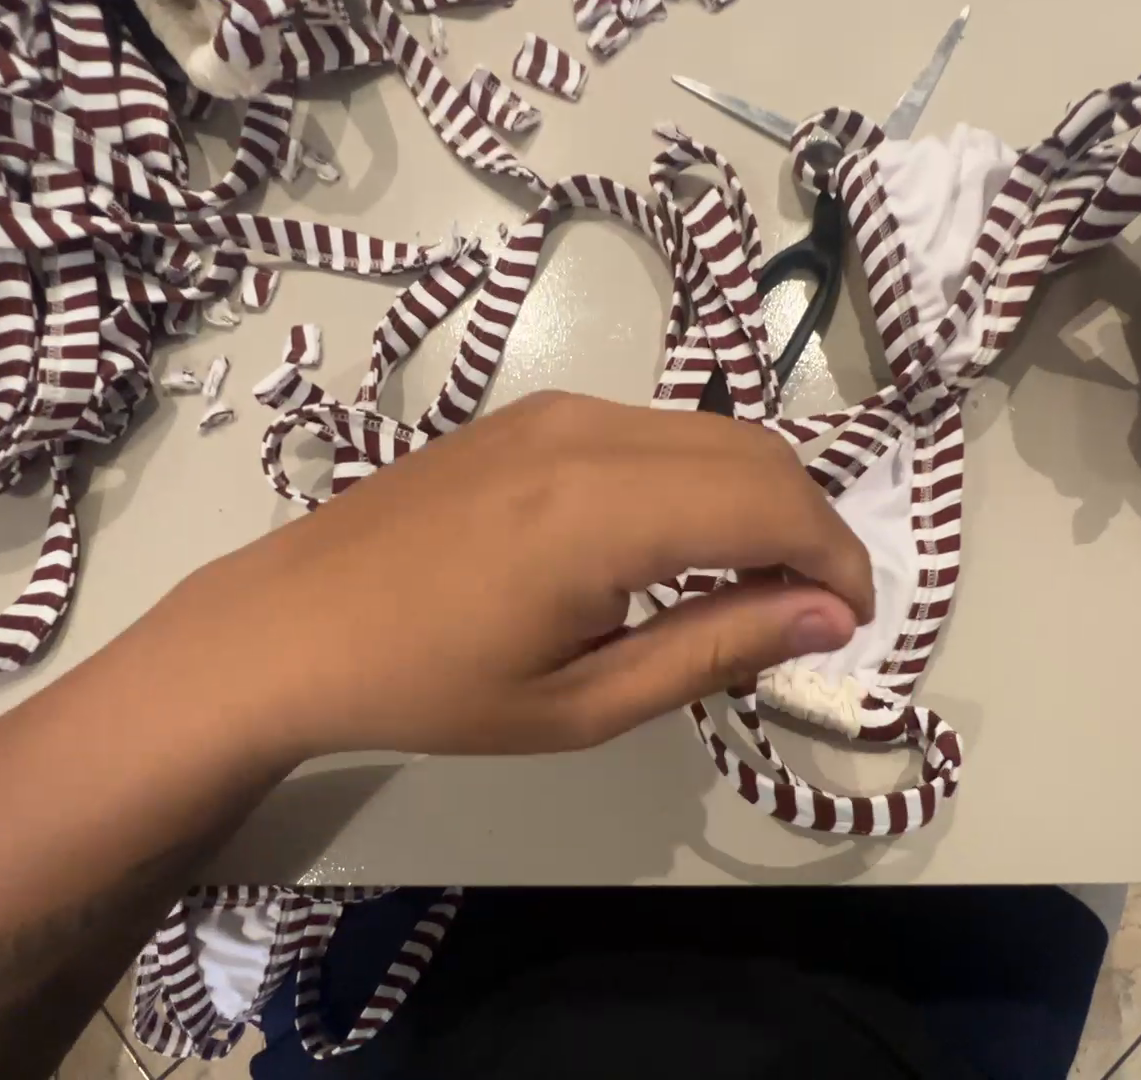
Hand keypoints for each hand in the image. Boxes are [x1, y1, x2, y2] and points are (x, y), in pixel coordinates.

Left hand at [142, 392, 873, 757]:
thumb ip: (715, 647)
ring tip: (750, 585)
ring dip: (759, 501)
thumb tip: (827, 613)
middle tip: (807, 610)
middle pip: (757, 454)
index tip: (850, 619)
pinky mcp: (534, 412)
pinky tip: (680, 545)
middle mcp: (589, 430)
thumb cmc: (432, 686)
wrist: (291, 625)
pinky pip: (658, 432)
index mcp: (599, 510)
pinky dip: (703, 482)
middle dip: (810, 527)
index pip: (773, 505)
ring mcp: (557, 410)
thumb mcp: (584, 702)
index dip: (836, 558)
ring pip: (712, 434)